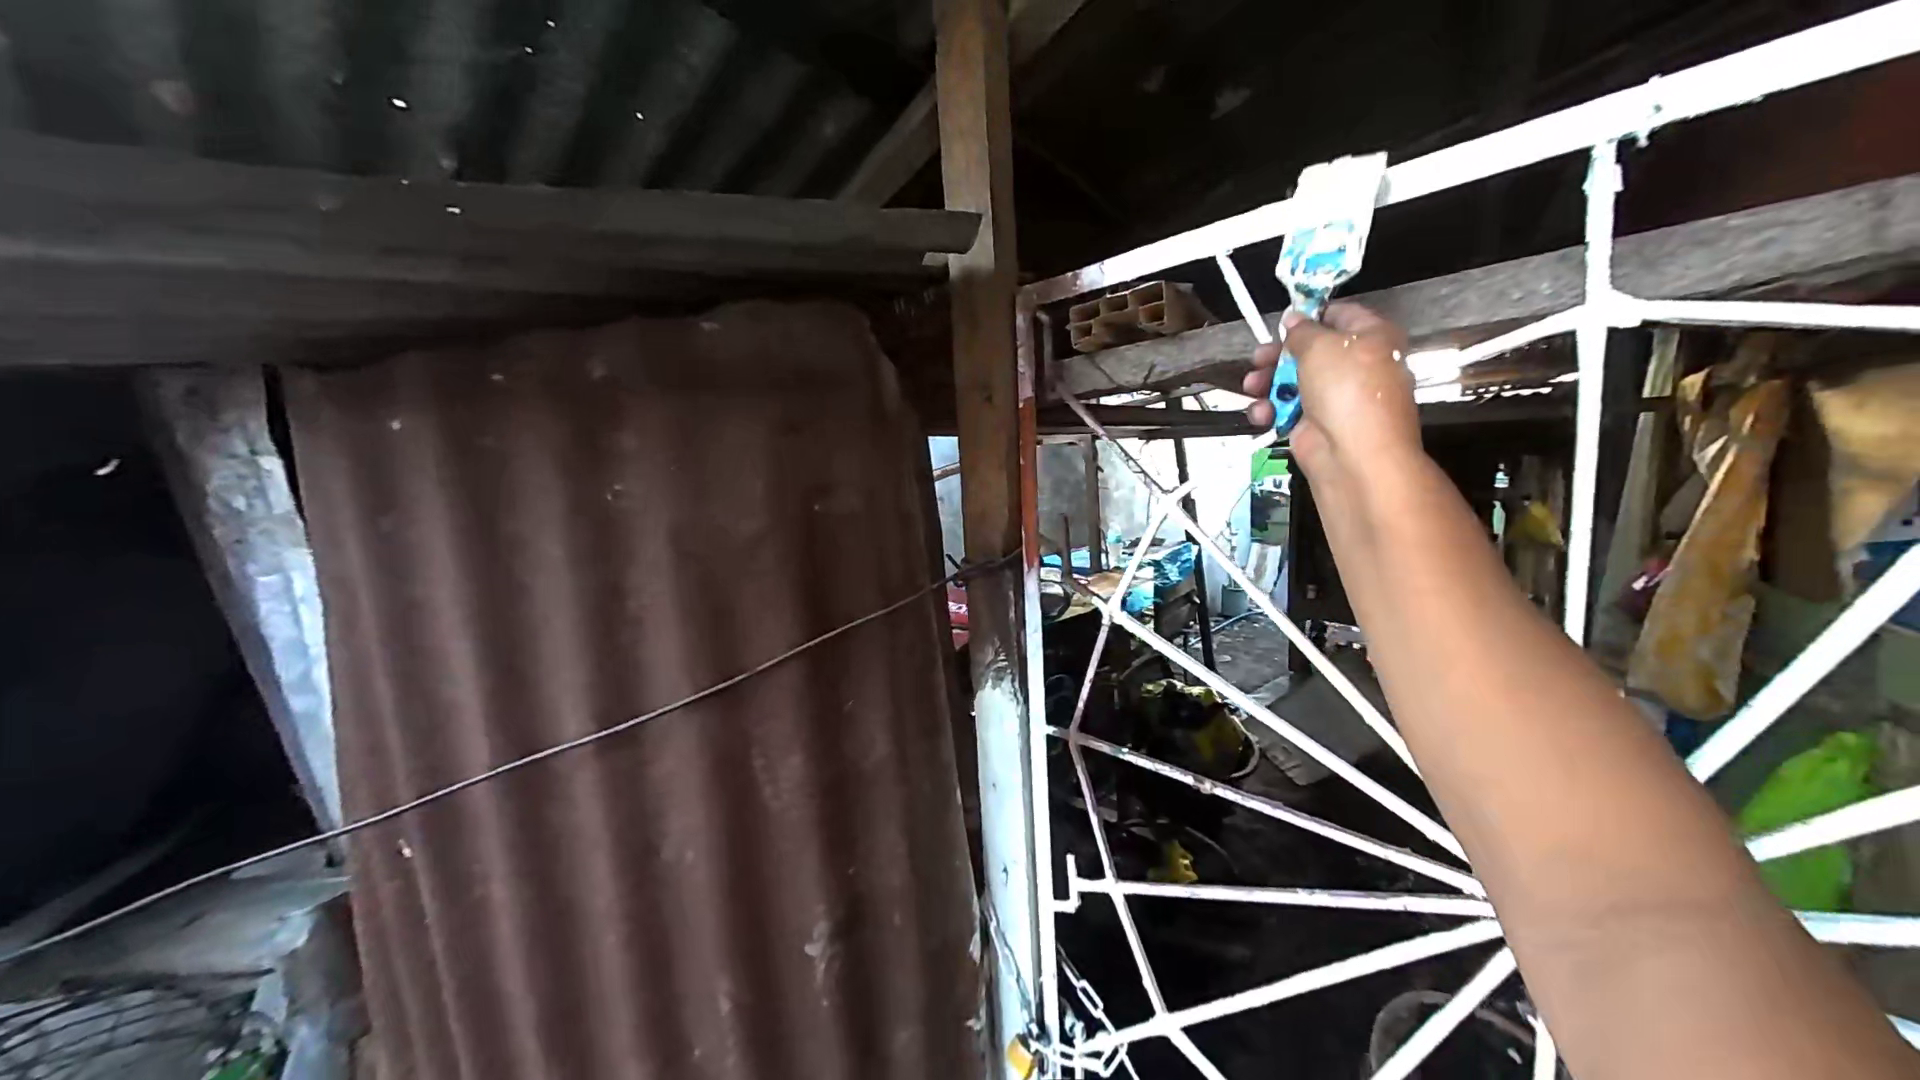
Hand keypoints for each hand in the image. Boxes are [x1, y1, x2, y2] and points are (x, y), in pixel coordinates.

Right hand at [1241, 301, 1420, 474]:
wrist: (1353, 453)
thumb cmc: (1346, 388)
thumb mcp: (1321, 346)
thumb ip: (1302, 331)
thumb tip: (1293, 319)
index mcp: (1371, 338)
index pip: (1340, 315)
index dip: (1309, 316)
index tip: (1282, 323)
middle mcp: (1356, 365)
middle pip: (1309, 351)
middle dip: (1278, 355)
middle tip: (1257, 358)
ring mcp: (1334, 397)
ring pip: (1293, 381)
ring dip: (1267, 383)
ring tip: (1251, 387)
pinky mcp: (1314, 424)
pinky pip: (1287, 409)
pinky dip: (1271, 409)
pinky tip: (1261, 413)